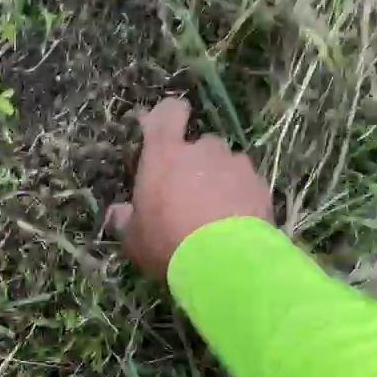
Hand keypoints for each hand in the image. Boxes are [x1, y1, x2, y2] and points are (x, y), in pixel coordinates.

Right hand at [106, 97, 274, 280]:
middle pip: (200, 146)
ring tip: (216, 218)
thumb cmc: (167, 243)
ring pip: (225, 166)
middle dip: (196, 166)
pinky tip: (235, 227)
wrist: (224, 261)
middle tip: (189, 198)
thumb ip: (126, 220)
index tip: (169, 133)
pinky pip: (246, 185)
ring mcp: (235, 164)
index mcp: (164, 155)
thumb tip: (117, 213)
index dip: (169, 117)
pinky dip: (241, 199)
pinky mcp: (260, 184)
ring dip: (220, 183)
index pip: (167, 114)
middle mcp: (202, 150)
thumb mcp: (135, 239)